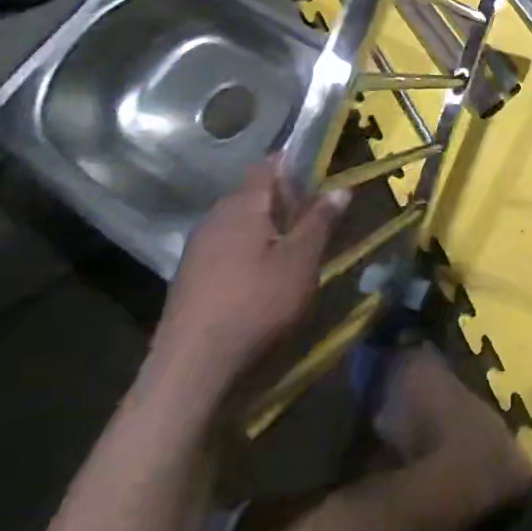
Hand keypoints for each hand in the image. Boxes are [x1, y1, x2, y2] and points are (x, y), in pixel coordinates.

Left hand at [151, 157, 350, 395]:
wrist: (192, 367)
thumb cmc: (256, 305)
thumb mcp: (300, 263)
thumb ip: (320, 222)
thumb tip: (341, 188)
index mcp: (242, 204)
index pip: (269, 165)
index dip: (296, 164)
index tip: (322, 172)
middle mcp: (215, 215)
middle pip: (254, 194)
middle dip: (284, 199)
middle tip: (315, 216)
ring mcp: (198, 246)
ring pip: (239, 222)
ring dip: (266, 227)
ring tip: (293, 248)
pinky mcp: (191, 275)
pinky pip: (226, 246)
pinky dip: (248, 250)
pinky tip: (261, 276)